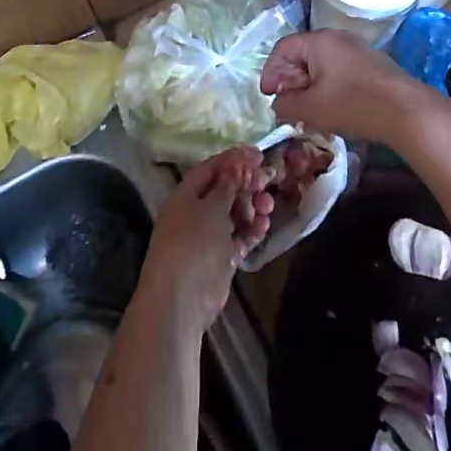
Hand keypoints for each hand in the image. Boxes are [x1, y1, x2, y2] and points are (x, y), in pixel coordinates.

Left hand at [141, 147, 273, 334]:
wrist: (181, 298)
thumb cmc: (194, 242)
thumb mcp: (212, 207)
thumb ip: (228, 185)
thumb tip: (236, 165)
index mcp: (186, 195)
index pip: (210, 169)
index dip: (233, 159)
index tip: (258, 153)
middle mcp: (195, 212)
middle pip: (224, 191)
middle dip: (246, 184)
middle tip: (268, 180)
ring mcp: (207, 236)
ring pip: (233, 214)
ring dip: (252, 207)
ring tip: (268, 206)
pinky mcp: (220, 258)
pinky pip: (238, 237)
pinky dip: (251, 230)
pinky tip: (265, 225)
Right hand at [260, 30, 433, 144]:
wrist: (406, 111)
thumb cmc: (353, 104)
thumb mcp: (312, 108)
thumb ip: (286, 104)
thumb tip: (278, 103)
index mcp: (319, 41)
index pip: (284, 48)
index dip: (270, 71)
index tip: (268, 95)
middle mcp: (338, 39)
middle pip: (303, 54)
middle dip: (290, 80)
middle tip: (287, 105)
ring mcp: (358, 50)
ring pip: (322, 65)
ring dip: (309, 86)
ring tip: (308, 112)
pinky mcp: (372, 65)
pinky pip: (340, 71)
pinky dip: (328, 87)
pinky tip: (332, 110)